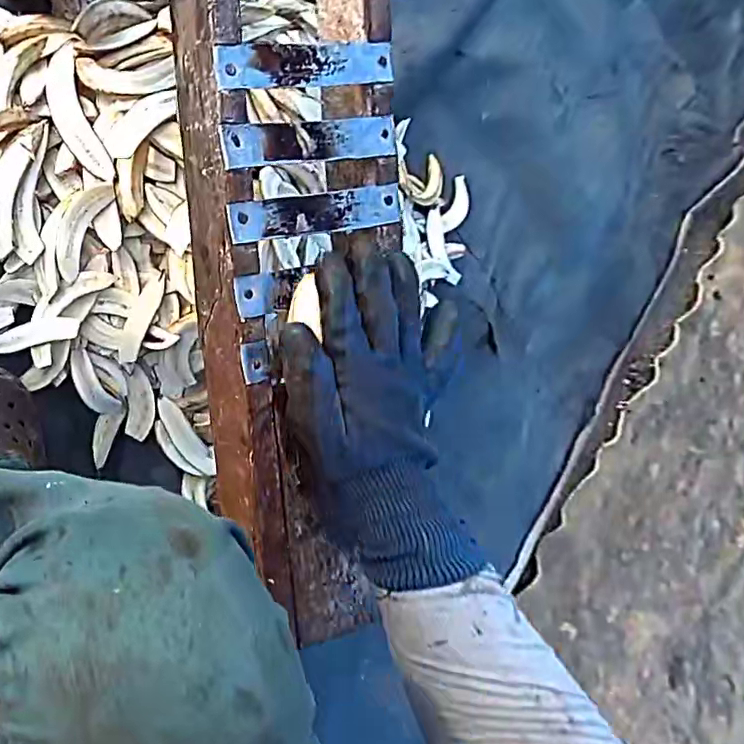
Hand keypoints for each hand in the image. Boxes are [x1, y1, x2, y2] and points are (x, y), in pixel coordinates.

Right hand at [280, 242, 491, 589]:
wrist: (388, 502)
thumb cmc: (342, 466)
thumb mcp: (311, 428)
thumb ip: (306, 377)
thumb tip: (293, 329)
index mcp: (355, 371)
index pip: (341, 316)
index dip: (332, 284)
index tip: (323, 256)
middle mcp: (387, 365)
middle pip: (378, 308)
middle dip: (368, 271)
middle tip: (361, 241)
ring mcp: (412, 374)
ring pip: (411, 318)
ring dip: (404, 284)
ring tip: (397, 255)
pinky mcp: (428, 388)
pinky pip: (445, 350)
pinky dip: (450, 323)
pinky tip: (449, 301)